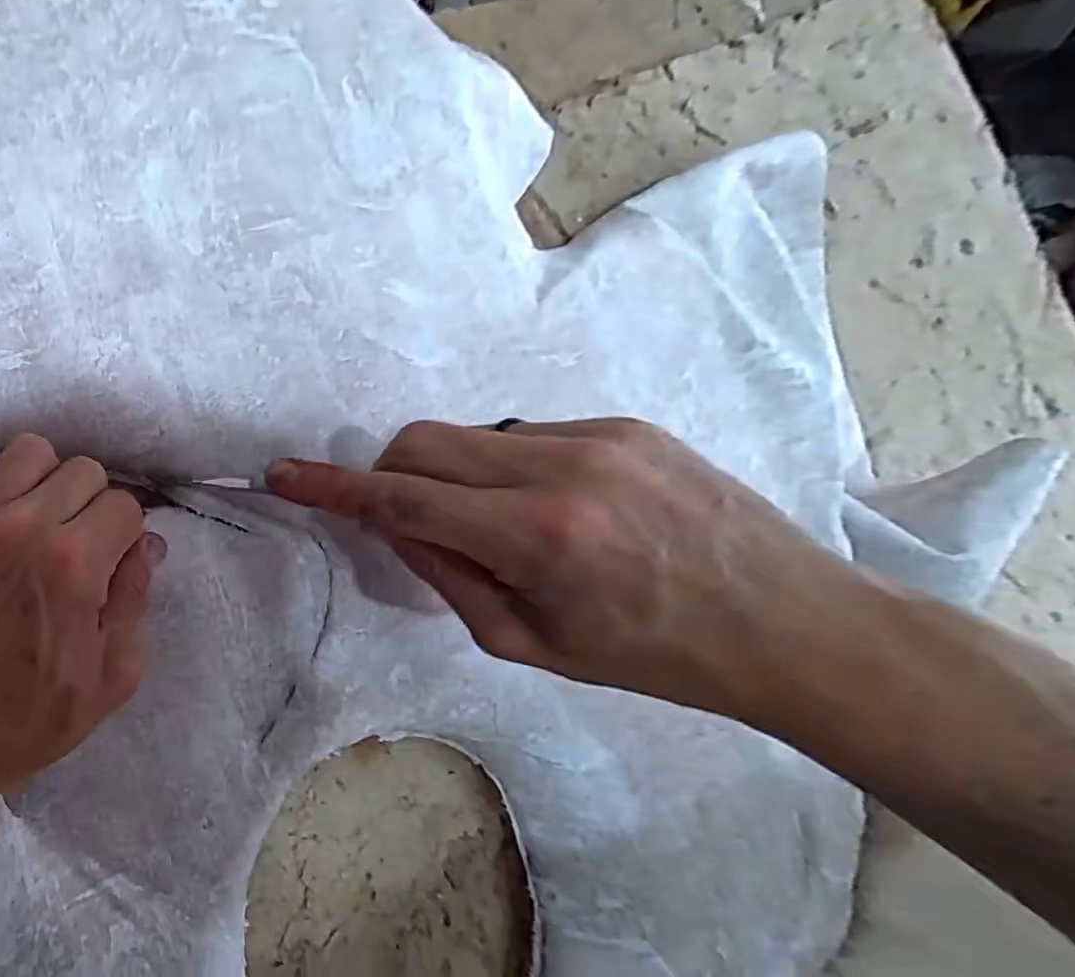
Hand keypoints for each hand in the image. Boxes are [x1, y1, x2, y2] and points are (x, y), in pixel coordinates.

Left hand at [0, 432, 163, 798]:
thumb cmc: (30, 716)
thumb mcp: (114, 676)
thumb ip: (138, 599)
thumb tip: (148, 543)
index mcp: (76, 564)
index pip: (125, 503)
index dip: (128, 531)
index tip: (115, 558)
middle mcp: (26, 527)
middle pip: (85, 469)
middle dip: (96, 502)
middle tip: (83, 541)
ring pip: (29, 449)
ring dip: (47, 475)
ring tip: (42, 513)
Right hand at [264, 418, 876, 718]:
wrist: (787, 620)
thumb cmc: (652, 655)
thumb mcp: (528, 643)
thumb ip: (445, 575)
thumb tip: (392, 523)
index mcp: (541, 538)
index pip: (406, 500)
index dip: (337, 488)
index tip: (287, 475)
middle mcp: (563, 467)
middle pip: (423, 443)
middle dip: (392, 476)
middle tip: (411, 521)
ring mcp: (597, 434)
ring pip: (468, 435)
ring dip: (453, 475)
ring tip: (503, 524)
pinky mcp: (622, 420)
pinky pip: (521, 433)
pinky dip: (504, 467)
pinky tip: (553, 504)